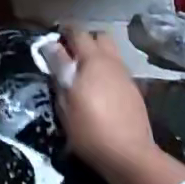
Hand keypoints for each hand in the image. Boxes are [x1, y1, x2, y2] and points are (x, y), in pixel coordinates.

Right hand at [44, 26, 184, 183]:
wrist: (128, 152)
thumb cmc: (90, 129)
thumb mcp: (66, 102)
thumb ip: (60, 70)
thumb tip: (51, 46)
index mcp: (93, 59)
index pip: (78, 33)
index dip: (65, 31)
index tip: (54, 36)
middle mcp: (111, 59)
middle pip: (98, 36)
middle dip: (84, 39)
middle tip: (69, 55)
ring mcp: (124, 73)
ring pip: (110, 51)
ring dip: (97, 53)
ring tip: (84, 72)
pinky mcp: (133, 87)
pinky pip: (117, 67)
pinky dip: (106, 69)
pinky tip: (100, 88)